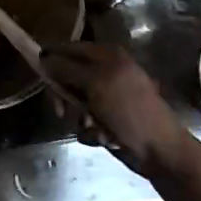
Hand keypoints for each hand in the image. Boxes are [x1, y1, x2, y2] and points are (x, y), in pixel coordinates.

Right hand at [42, 42, 186, 173]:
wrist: (161, 151)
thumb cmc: (129, 111)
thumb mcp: (94, 83)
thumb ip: (66, 68)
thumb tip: (42, 56)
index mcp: (107, 55)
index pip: (69, 48)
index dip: (53, 60)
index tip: (39, 75)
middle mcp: (106, 72)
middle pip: (69, 76)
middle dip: (65, 96)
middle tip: (62, 110)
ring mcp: (109, 96)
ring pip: (75, 102)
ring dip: (79, 117)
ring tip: (93, 127)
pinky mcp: (110, 119)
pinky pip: (86, 120)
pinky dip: (91, 130)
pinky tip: (104, 137)